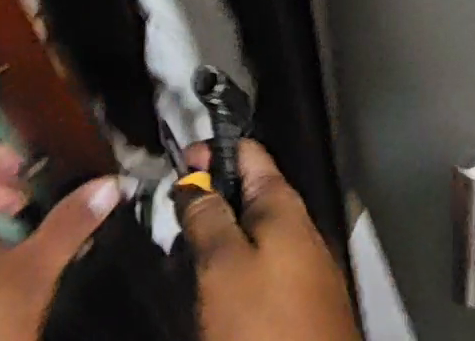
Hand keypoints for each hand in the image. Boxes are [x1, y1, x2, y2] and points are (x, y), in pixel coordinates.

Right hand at [178, 140, 360, 340]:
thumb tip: (193, 180)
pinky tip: (211, 285)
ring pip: (251, 231)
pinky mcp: (298, 300)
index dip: (211, 151)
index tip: (177, 166)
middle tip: (173, 214)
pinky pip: (259, 265)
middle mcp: (297, 226)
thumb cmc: (264, 322)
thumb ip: (206, 216)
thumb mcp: (223, 264)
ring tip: (184, 250)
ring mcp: (301, 264)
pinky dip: (232, 266)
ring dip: (217, 235)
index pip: (248, 152)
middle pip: (248, 192)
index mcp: (283, 205)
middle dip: (210, 197)